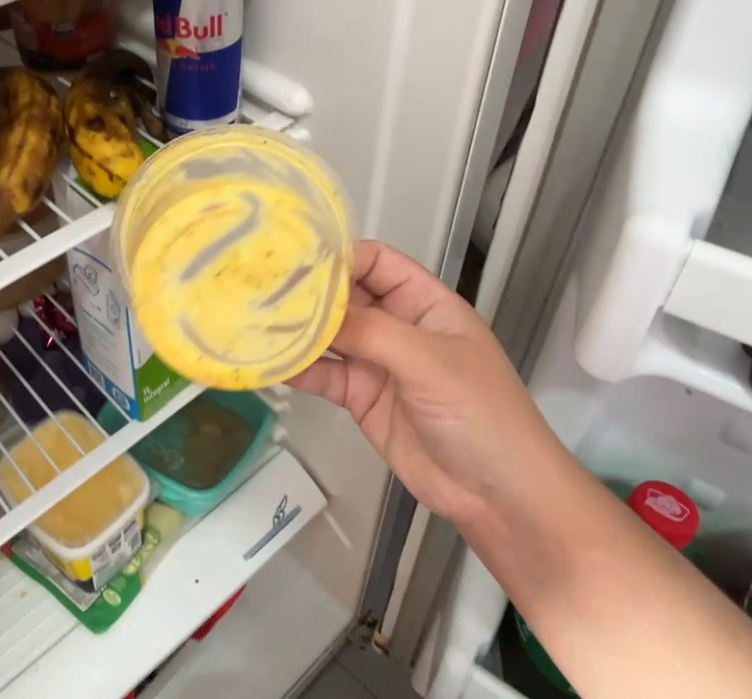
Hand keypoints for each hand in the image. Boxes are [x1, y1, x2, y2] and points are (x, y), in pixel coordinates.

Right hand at [287, 240, 562, 527]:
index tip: (295, 258)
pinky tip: (268, 362)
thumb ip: (372, 333)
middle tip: (261, 288)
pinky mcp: (360, 397)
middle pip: (345, 296)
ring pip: (329, 335)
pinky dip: (298, 368)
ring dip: (297, 330)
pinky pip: (324, 374)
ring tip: (253, 321)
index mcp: (424, 302)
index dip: (339, 256)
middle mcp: (397, 325)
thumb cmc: (482, 414)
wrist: (498, 495)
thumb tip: (316, 311)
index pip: (376, 262)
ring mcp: (377, 362)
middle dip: (308, 292)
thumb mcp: (430, 363)